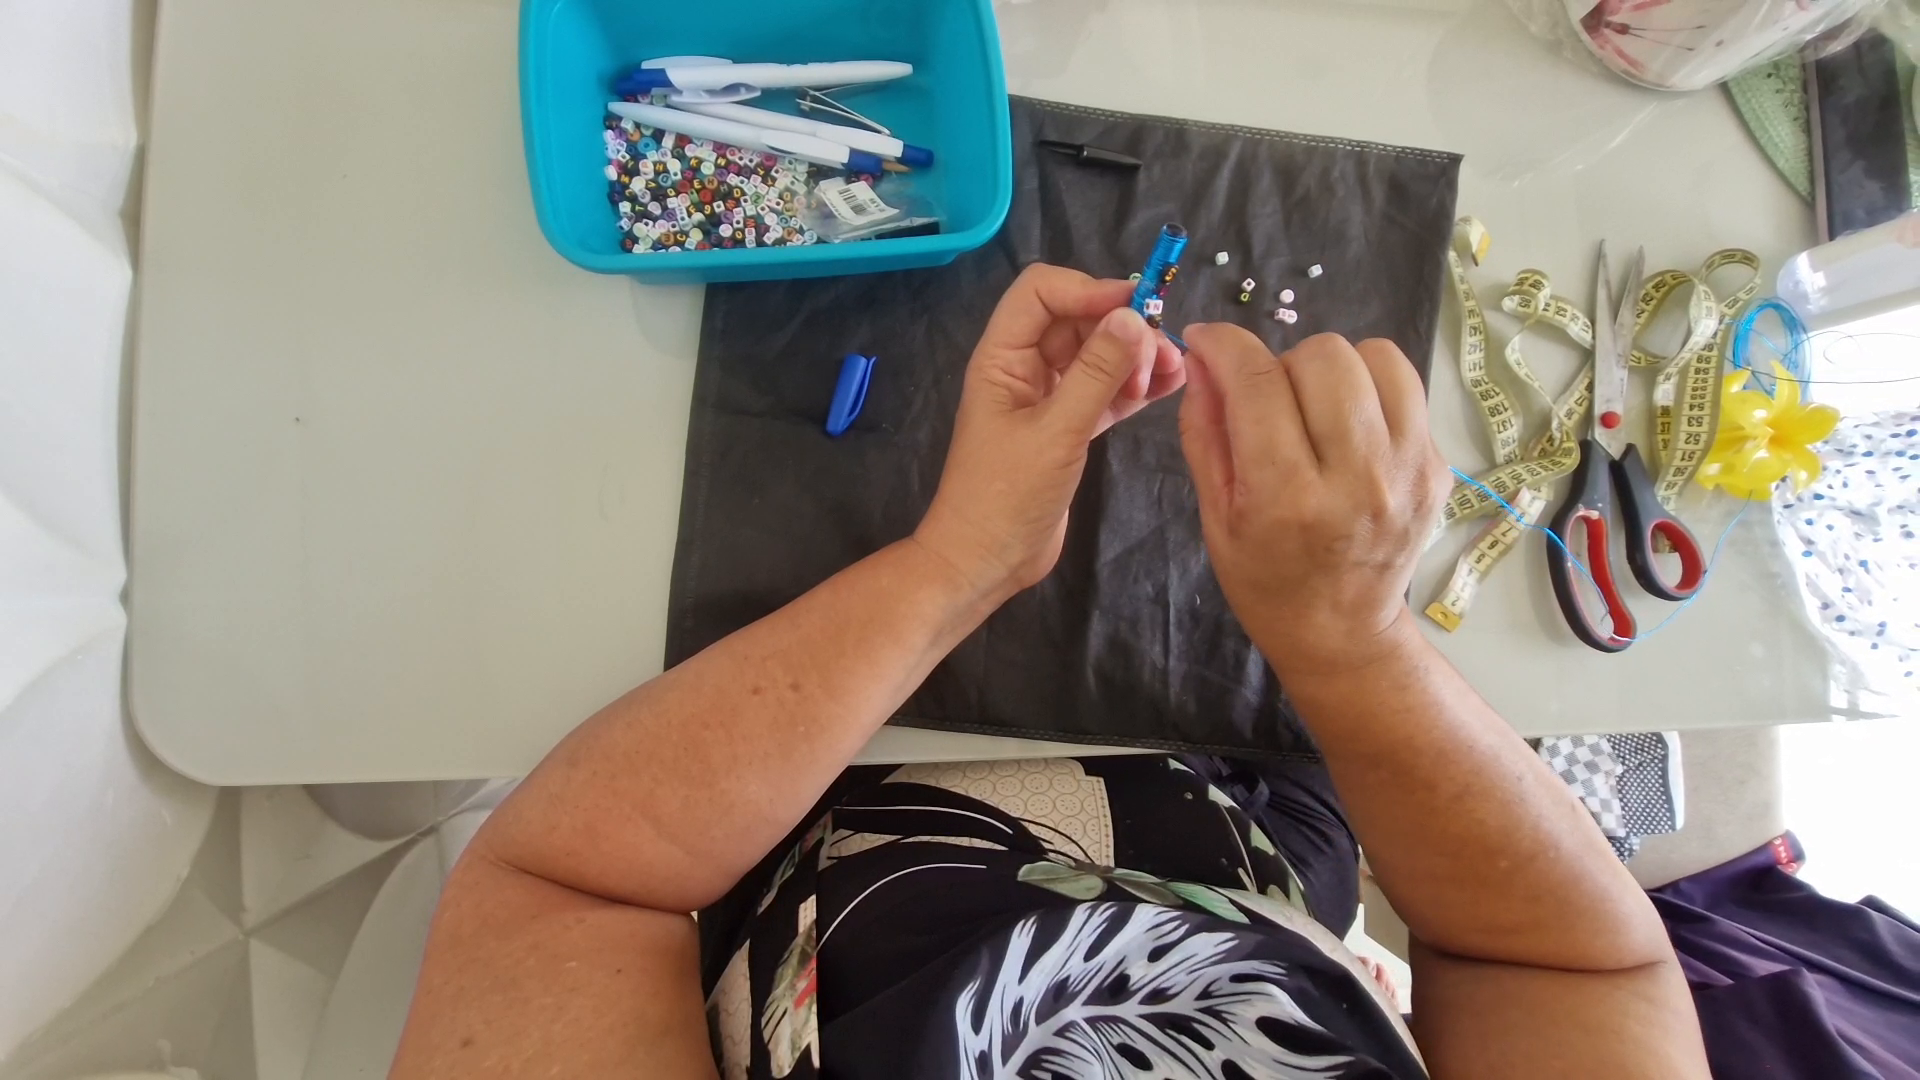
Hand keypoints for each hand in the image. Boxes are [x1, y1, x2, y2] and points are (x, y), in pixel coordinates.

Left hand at [915, 264, 1185, 598]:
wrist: (987, 560)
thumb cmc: (1007, 497)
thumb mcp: (1056, 432)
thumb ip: (1096, 373)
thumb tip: (1132, 316)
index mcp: (1003, 358)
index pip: (1041, 293)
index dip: (1089, 290)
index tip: (1137, 308)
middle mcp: (1024, 369)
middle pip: (1077, 321)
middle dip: (1122, 330)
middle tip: (1158, 360)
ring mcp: (1047, 399)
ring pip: (1096, 357)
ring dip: (1136, 358)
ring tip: (1174, 373)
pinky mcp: (1068, 429)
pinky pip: (1105, 394)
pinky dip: (1135, 388)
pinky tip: (1171, 385)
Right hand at [1178, 328, 1447, 675]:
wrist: (1341, 628)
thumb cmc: (1262, 577)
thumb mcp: (1213, 514)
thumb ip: (1205, 432)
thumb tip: (1203, 360)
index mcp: (1287, 498)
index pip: (1258, 385)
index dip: (1224, 345)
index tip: (1204, 339)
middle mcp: (1358, 477)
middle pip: (1322, 356)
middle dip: (1277, 363)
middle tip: (1265, 402)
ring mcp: (1409, 468)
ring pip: (1372, 355)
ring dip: (1328, 369)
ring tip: (1311, 409)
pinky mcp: (1437, 462)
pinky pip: (1404, 382)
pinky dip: (1366, 386)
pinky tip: (1347, 424)